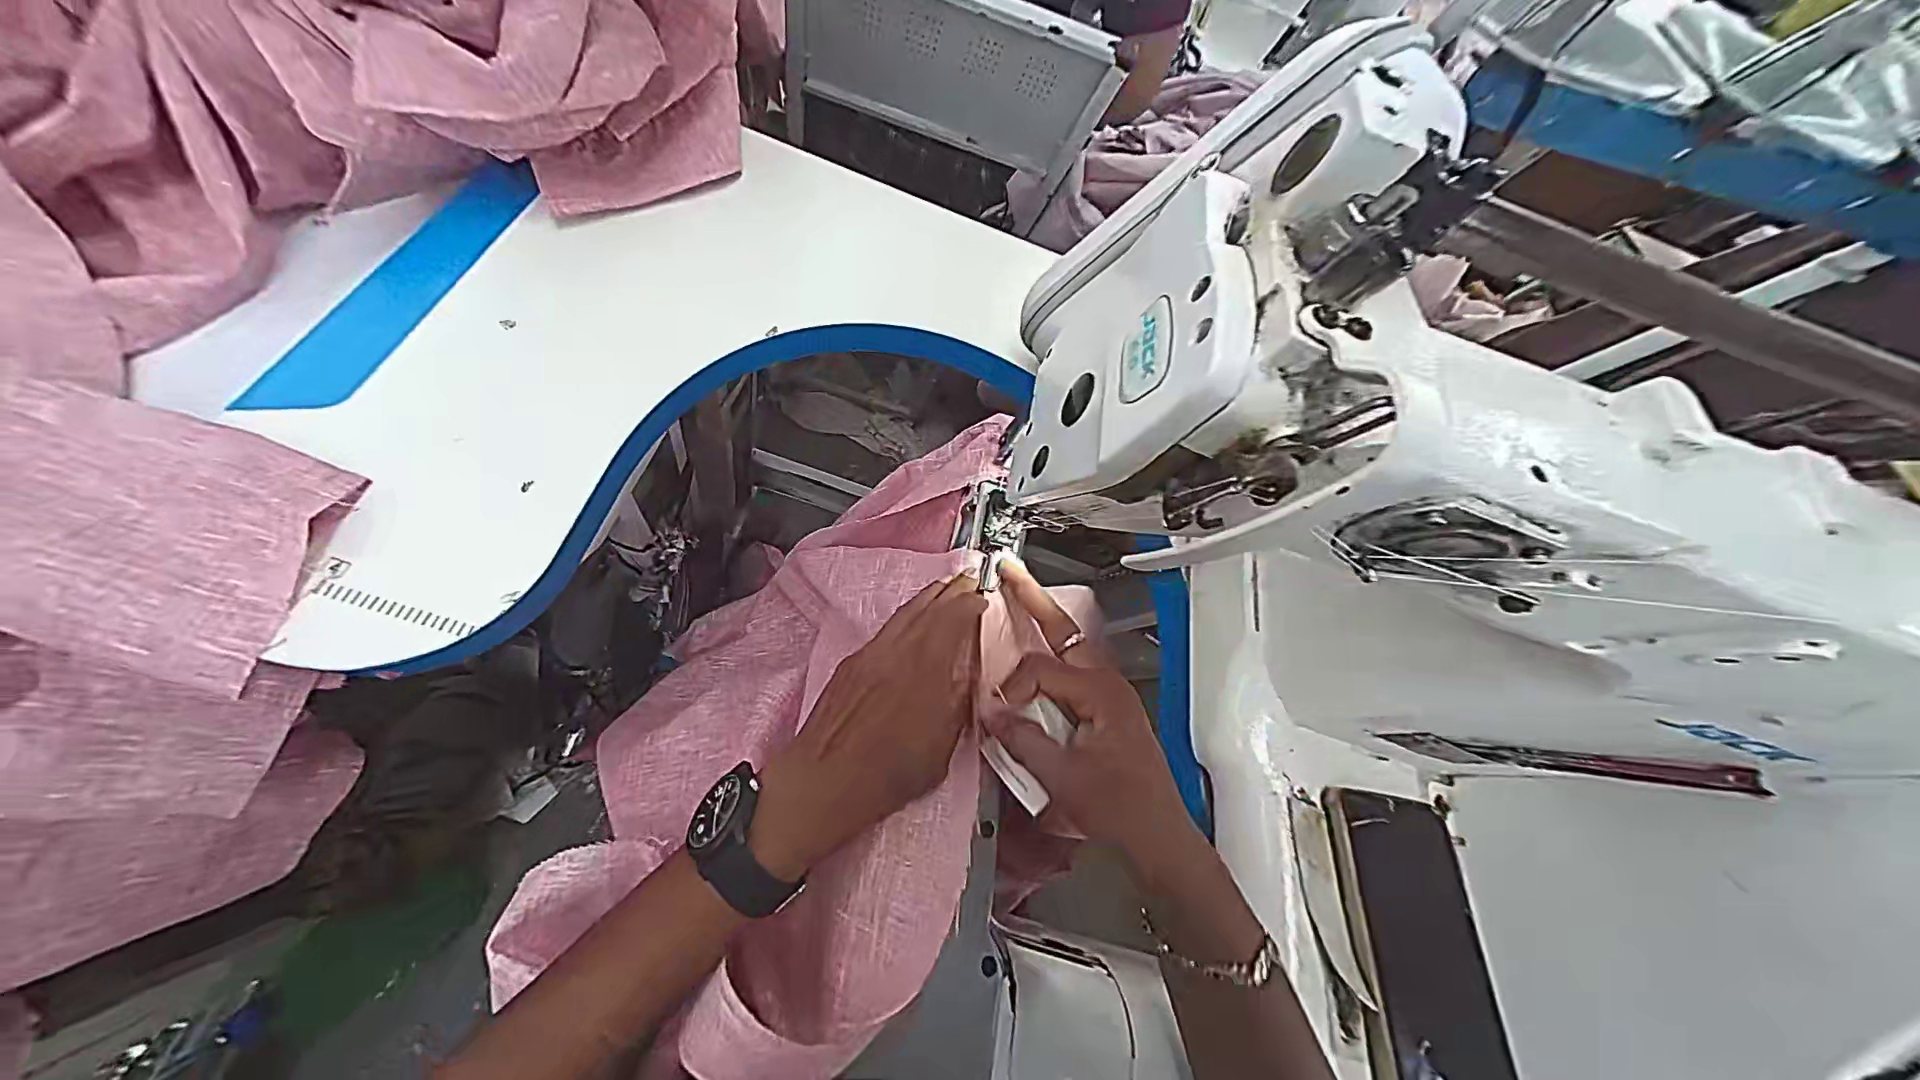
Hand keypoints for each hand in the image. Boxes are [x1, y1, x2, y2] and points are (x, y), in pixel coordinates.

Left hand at [749, 574, 986, 879]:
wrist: (825, 780)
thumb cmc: (886, 774)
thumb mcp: (942, 747)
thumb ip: (958, 704)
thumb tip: (969, 676)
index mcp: (927, 669)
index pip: (954, 618)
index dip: (971, 604)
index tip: (983, 598)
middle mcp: (899, 652)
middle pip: (929, 606)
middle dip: (952, 590)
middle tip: (968, 580)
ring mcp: (872, 653)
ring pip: (905, 612)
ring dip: (928, 597)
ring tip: (944, 590)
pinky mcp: (852, 662)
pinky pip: (887, 627)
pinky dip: (906, 615)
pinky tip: (911, 622)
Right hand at [984, 560, 1202, 885]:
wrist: (1157, 836)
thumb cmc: (1122, 809)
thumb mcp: (1062, 776)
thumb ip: (1021, 739)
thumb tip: (992, 712)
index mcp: (1100, 692)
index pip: (1040, 670)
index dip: (1012, 689)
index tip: (998, 713)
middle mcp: (1106, 684)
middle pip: (1063, 630)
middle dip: (1033, 599)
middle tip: (1010, 573)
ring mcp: (1107, 695)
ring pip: (1069, 646)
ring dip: (1043, 622)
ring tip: (1021, 598)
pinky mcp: (1103, 710)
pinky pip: (1070, 672)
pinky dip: (1049, 656)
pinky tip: (1034, 653)